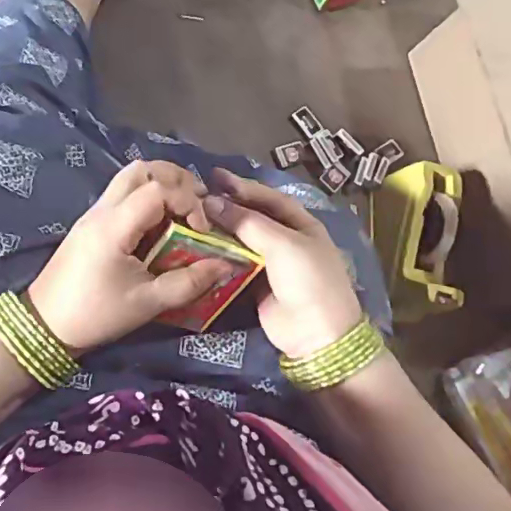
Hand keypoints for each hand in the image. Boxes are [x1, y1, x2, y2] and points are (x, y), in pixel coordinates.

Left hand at [26, 161, 236, 350]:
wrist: (44, 325)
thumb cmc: (96, 315)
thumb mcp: (148, 303)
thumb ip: (190, 282)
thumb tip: (226, 266)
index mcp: (114, 226)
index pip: (158, 189)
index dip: (188, 202)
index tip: (201, 231)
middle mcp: (102, 210)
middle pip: (142, 169)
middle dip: (176, 180)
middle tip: (197, 207)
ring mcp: (93, 213)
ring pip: (129, 177)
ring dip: (160, 185)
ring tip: (181, 212)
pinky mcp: (90, 223)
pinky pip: (121, 194)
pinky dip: (146, 197)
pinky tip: (159, 224)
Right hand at [202, 169, 364, 359]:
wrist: (316, 333)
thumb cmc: (306, 279)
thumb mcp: (282, 243)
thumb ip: (247, 222)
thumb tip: (212, 202)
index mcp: (302, 224)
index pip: (269, 198)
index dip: (243, 187)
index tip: (214, 177)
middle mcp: (287, 240)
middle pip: (254, 218)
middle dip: (229, 207)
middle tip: (199, 195)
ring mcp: (272, 264)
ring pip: (242, 240)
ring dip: (221, 231)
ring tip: (194, 218)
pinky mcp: (257, 284)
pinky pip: (236, 263)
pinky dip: (220, 255)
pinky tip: (199, 247)